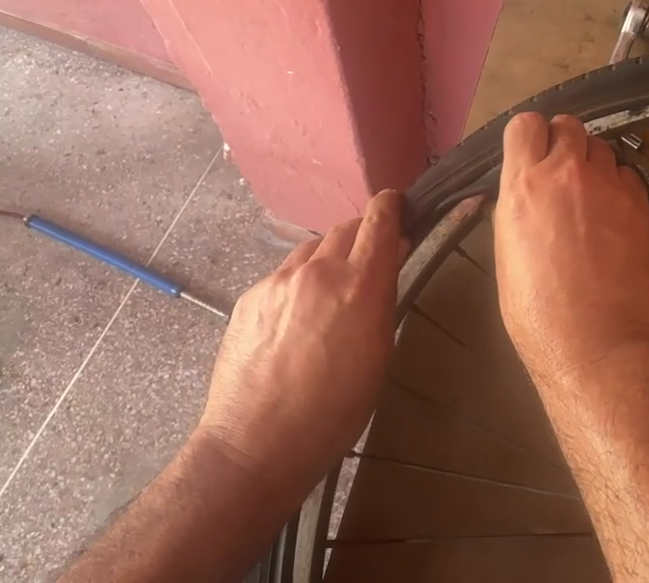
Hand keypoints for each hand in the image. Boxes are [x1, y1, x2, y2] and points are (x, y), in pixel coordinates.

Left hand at [194, 189, 404, 499]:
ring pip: (313, 248)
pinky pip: (283, 275)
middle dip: (362, 235)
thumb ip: (384, 298)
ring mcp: (279, 280)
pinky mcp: (250, 296)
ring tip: (329, 294)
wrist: (255, 445)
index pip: (379, 218)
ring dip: (329, 258)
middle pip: (346, 227)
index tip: (397, 205)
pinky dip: (298, 284)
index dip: (391, 205)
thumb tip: (390, 258)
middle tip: (368, 261)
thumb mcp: (379, 354)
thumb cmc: (334, 411)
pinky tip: (294, 321)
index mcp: (360, 283)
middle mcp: (319, 269)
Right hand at [494, 113, 648, 387]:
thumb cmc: (538, 313)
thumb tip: (527, 193)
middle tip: (563, 174)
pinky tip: (615, 216)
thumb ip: (518, 208)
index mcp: (524, 184)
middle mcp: (567, 173)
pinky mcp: (640, 202)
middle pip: (568, 124)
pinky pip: (627, 174)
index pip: (524, 124)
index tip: (531, 154)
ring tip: (591, 197)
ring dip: (593, 163)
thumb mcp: (507, 252)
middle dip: (563, 143)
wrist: (596, 344)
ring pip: (601, 147)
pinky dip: (619, 186)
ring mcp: (608, 184)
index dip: (529, 137)